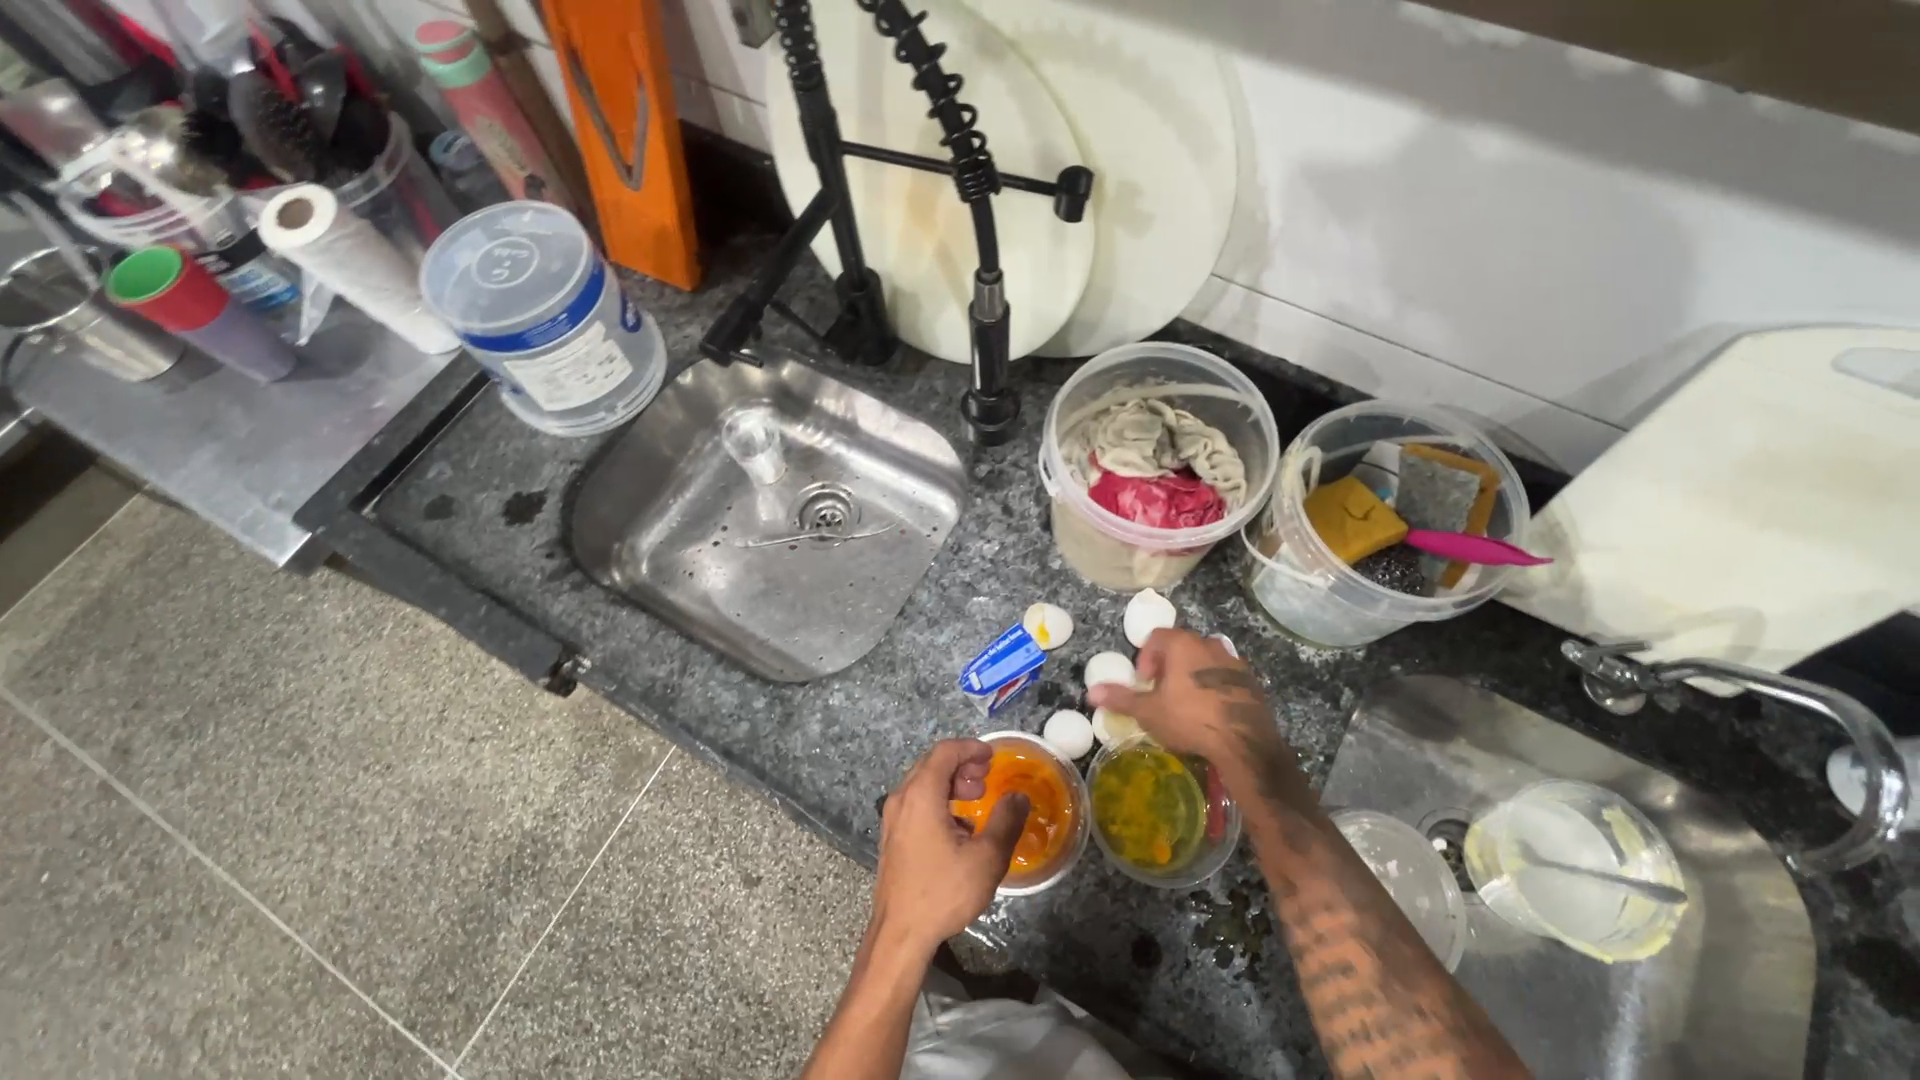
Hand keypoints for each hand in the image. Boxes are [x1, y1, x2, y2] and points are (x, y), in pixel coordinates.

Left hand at [871, 739, 1029, 955]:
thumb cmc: (943, 891)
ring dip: (951, 784)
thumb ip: (1006, 821)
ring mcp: (893, 820)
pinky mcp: (892, 838)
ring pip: (922, 784)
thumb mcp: (986, 857)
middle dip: (962, 765)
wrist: (900, 933)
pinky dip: (939, 802)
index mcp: (921, 795)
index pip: (944, 752)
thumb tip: (1018, 797)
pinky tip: (959, 829)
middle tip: (987, 779)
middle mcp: (902, 799)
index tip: (993, 757)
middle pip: (931, 764)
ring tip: (976, 800)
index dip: (970, 748)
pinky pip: (916, 804)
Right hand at [1088, 629, 1307, 805]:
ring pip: (1205, 661)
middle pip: (1182, 646)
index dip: (1146, 658)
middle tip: (1162, 693)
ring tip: (1186, 703)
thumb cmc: (1189, 719)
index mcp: (1183, 644)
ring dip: (1192, 675)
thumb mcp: (1148, 711)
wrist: (1243, 742)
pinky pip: (1225, 677)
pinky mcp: (1252, 682)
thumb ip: (1120, 698)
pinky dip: (1214, 687)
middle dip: (1168, 666)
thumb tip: (1091, 691)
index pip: (1157, 637)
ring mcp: (1234, 662)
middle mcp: (1210, 644)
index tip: (1144, 683)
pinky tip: (1211, 712)